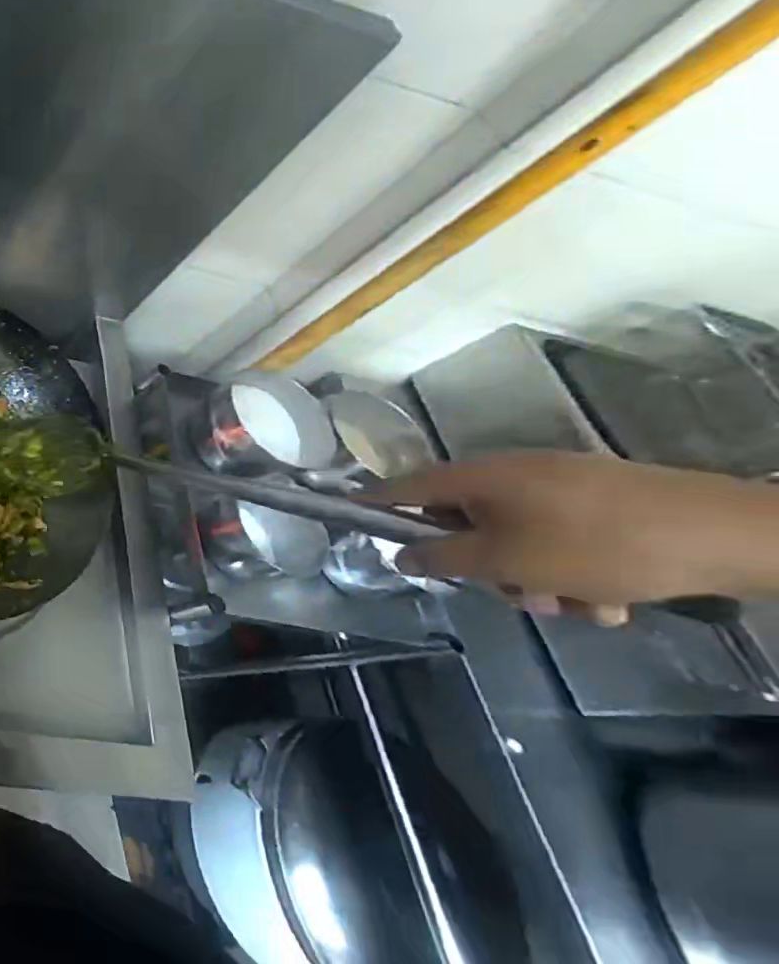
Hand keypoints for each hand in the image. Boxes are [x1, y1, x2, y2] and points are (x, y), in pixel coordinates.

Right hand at [376, 451, 778, 623]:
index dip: (374, 503)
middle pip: (467, 522)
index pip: (404, 487)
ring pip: (519, 539)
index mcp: (479, 476)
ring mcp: (563, 487)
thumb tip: (401, 555)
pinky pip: (565, 540)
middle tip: (511, 595)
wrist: (733, 536)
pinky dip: (576, 572)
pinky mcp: (607, 504)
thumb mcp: (505, 561)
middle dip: (484, 565)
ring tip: (576, 606)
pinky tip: (611, 601)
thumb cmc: (597, 545)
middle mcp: (514, 474)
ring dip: (536, 578)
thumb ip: (441, 558)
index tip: (349, 514)